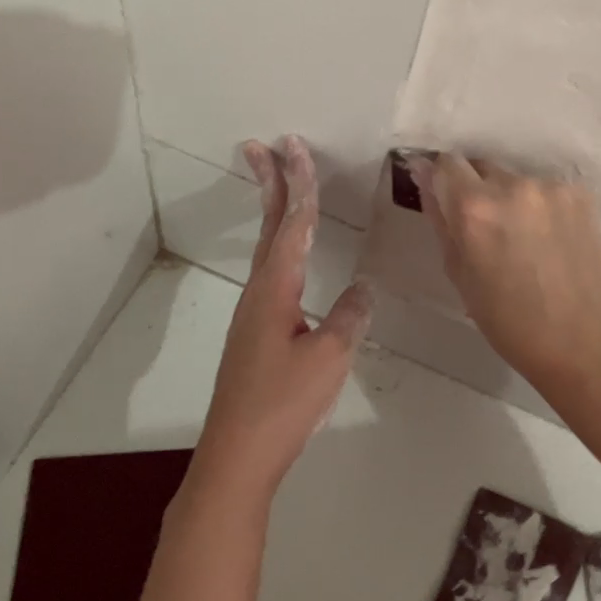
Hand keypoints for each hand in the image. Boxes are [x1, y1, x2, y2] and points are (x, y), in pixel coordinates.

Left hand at [191, 136, 373, 500]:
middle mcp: (259, 292)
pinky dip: (279, 245)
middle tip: (260, 145)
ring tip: (277, 185)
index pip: (293, 224)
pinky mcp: (256, 332)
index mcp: (276, 289)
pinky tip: (289, 258)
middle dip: (270, 184)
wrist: (238, 454)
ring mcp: (253, 313)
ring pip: (267, 248)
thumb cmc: (283, 404)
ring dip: (273, 212)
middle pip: (269, 226)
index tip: (293, 146)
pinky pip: (271, 271)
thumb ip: (348, 318)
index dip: (298, 183)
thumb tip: (363, 288)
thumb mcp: (328, 358)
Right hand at [409, 153, 600, 386]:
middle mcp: (512, 185)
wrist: (581, 341)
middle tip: (487, 228)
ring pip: (516, 179)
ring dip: (512, 198)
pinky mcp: (581, 193)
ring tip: (525, 238)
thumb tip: (424, 178)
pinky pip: (547, 189)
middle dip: (476, 189)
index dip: (442, 178)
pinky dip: (543, 206)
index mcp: (473, 207)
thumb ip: (440, 220)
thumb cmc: (508, 320)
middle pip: (481, 167)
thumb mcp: (459, 274)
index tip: (445, 196)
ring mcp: (551, 186)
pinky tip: (552, 239)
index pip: (446, 163)